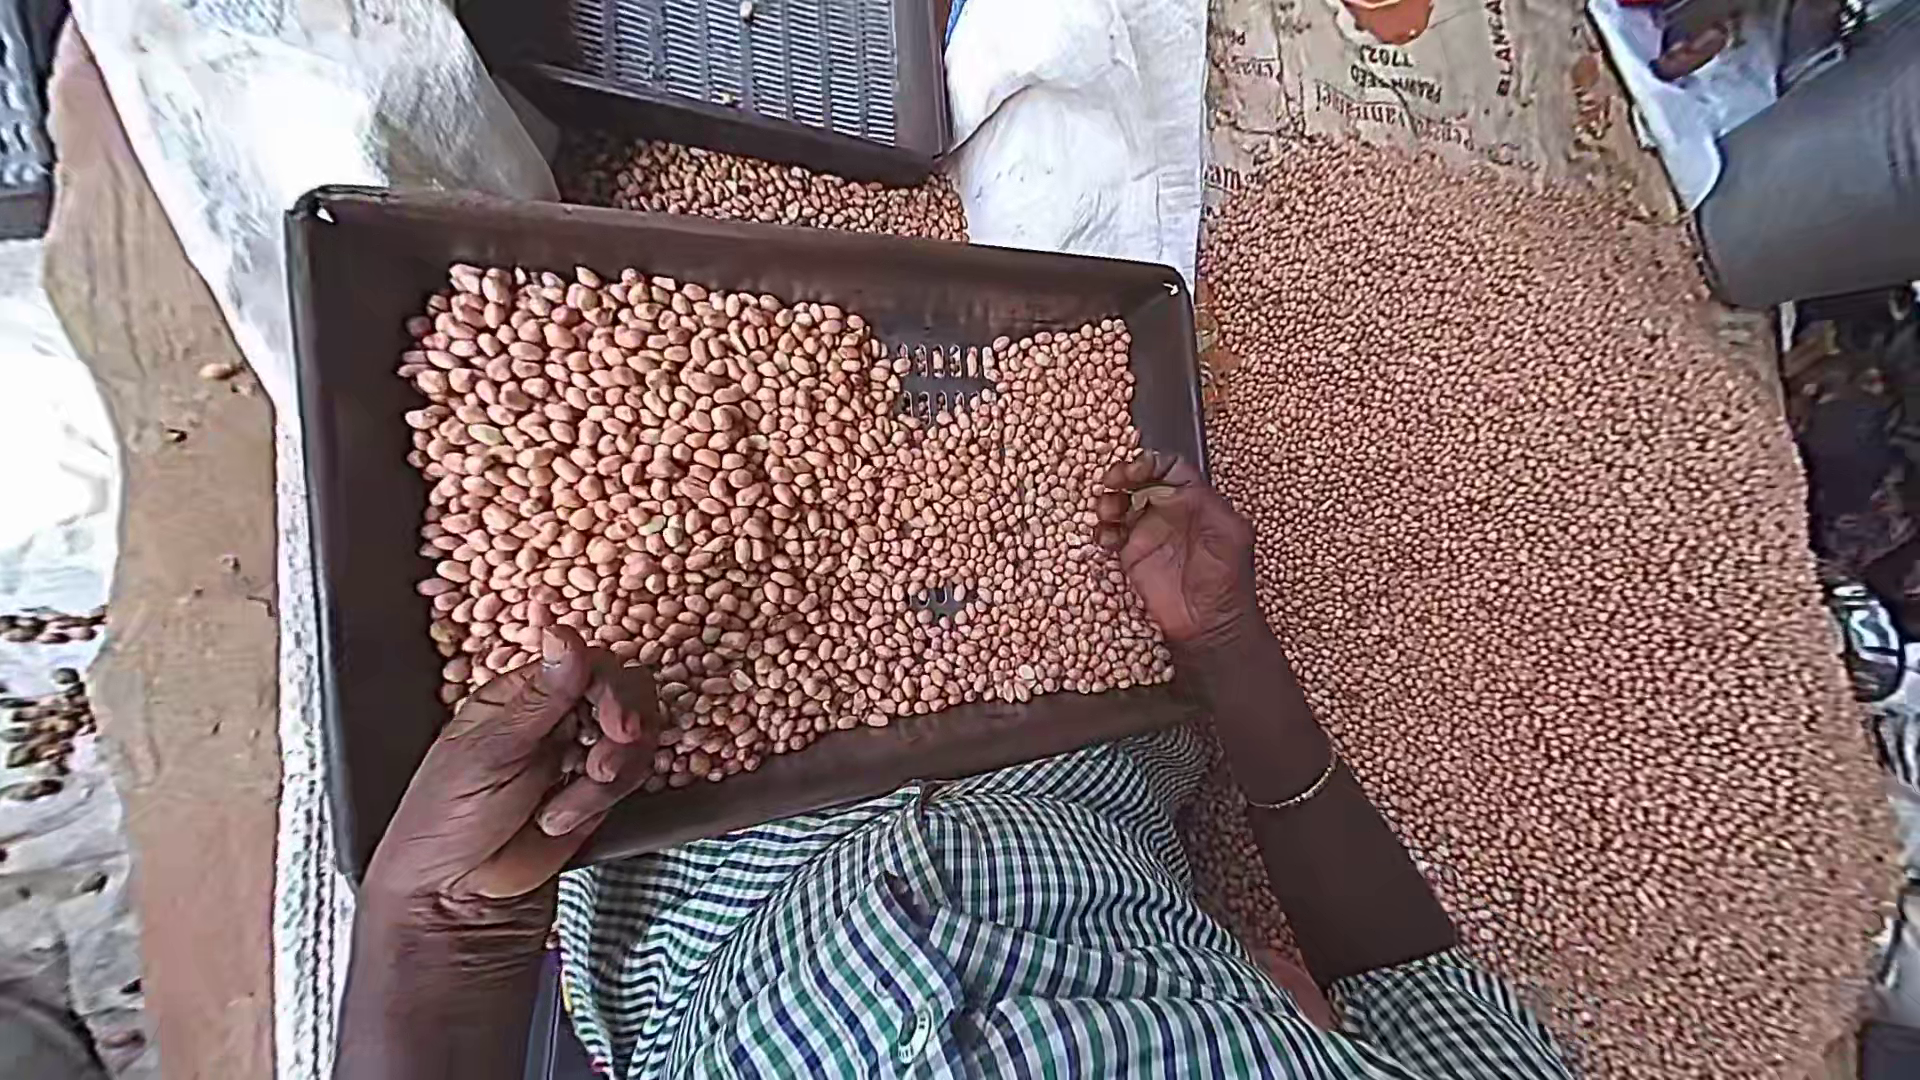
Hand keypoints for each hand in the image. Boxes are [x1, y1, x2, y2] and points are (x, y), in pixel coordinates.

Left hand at [359, 625, 659, 953]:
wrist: (458, 901)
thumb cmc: (449, 822)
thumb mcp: (489, 754)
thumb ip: (540, 695)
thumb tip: (564, 632)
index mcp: (525, 693)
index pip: (591, 665)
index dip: (612, 688)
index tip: (617, 723)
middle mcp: (562, 711)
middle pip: (626, 690)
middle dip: (624, 727)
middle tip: (603, 766)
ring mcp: (586, 745)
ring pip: (640, 729)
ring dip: (617, 767)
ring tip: (576, 799)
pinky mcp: (604, 780)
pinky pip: (636, 767)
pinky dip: (609, 794)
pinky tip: (567, 816)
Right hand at [1094, 450, 1259, 649]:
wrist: (1208, 624)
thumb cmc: (1227, 580)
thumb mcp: (1229, 533)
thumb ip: (1204, 503)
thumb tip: (1174, 485)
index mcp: (1194, 501)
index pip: (1169, 468)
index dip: (1151, 462)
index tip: (1136, 469)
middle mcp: (1167, 512)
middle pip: (1138, 481)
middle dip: (1122, 475)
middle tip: (1113, 481)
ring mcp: (1147, 533)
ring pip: (1120, 503)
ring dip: (1109, 501)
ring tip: (1108, 511)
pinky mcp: (1130, 555)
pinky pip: (1110, 533)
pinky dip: (1103, 531)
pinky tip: (1108, 538)